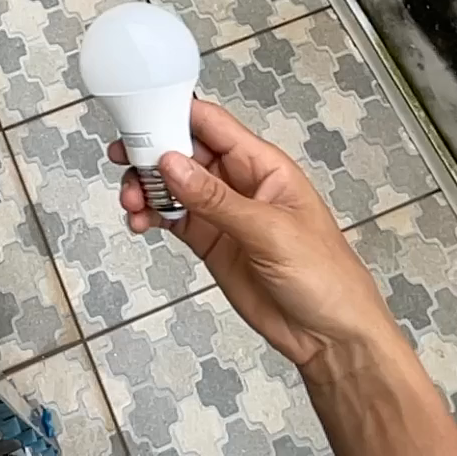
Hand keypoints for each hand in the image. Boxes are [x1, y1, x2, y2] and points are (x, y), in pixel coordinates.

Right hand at [112, 100, 399, 374]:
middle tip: (124, 159)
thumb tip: (173, 165)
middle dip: (150, 153)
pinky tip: (141, 222)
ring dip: (145, 187)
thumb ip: (217, 199)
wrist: (332, 342)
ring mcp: (219, 210)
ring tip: (132, 201)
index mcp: (261, 165)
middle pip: (182, 150)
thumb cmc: (328, 279)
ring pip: (169, 183)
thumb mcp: (271, 233)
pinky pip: (169, 215)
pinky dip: (149, 215)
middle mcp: (237, 181)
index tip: (141, 116)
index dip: (175, 114)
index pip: (212, 124)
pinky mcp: (207, 238)